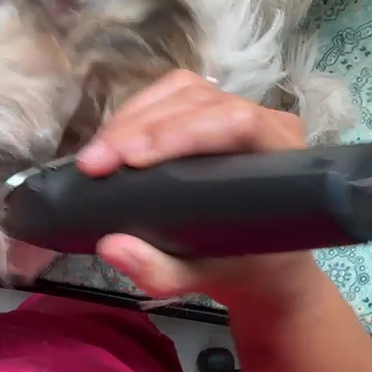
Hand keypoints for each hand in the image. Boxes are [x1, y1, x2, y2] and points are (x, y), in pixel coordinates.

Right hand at [76, 71, 327, 311]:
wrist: (258, 263)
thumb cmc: (237, 267)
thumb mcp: (199, 280)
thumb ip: (159, 272)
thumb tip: (110, 245)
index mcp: (279, 160)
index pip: (234, 122)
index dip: (175, 134)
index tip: (126, 162)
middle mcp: (265, 124)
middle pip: (197, 100)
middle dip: (136, 129)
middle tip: (92, 164)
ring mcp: (236, 110)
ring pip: (180, 91)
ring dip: (130, 118)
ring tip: (97, 154)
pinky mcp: (208, 110)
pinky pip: (169, 95)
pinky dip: (132, 114)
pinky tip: (109, 142)